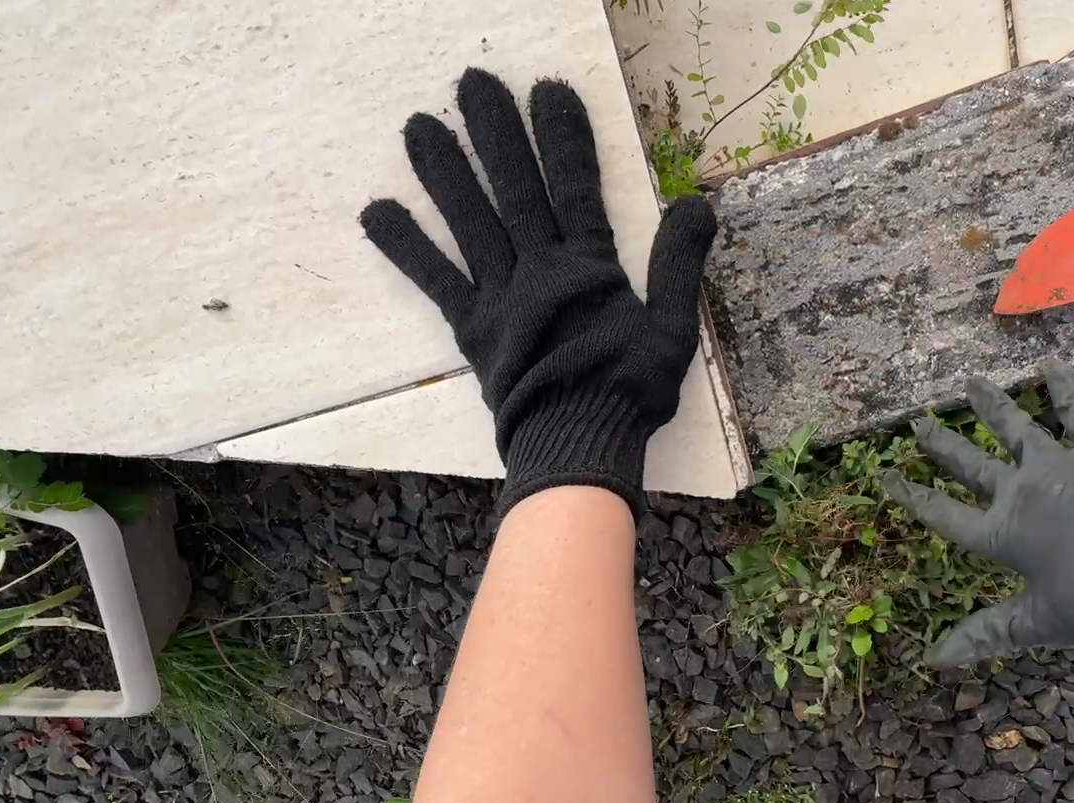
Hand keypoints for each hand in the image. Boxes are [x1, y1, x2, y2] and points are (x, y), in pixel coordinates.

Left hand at [361, 68, 717, 517]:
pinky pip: (436, 281)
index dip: (563, 138)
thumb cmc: (628, 394)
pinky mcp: (473, 329)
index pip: (576, 188)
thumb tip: (697, 205)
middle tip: (473, 85)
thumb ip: (678, 268)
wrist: (577, 447)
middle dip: (496, 135)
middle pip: (516, 191)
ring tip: (419, 126)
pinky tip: (377, 211)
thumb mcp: (672, 333)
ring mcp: (501, 298)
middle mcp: (540, 271)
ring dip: (445, 173)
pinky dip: (407, 247)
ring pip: (470, 223)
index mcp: (590, 269)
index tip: (547, 91)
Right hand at [882, 358, 1073, 713]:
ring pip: (1017, 428)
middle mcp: (1027, 492)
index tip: (883, 473)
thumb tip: (931, 662)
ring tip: (969, 382)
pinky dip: (1064, 386)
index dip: (911, 495)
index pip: (943, 514)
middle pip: (972, 464)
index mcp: (1007, 536)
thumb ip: (989, 635)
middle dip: (941, 443)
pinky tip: (1050, 364)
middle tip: (915, 419)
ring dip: (991, 406)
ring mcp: (1067, 465)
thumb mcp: (1050, 626)